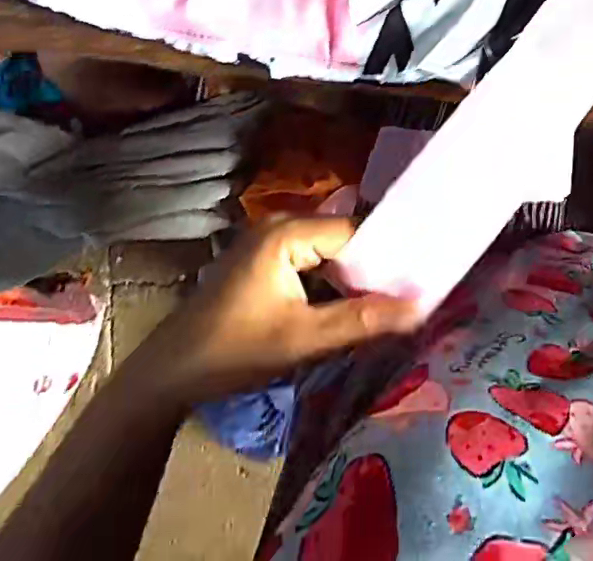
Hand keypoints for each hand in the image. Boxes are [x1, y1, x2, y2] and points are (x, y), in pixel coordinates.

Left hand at [126, 217, 420, 404]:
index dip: (386, 256)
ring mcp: (269, 238)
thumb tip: (420, 307)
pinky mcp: (264, 257)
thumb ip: (363, 321)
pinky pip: (310, 259)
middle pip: (342, 238)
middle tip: (408, 294)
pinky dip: (329, 281)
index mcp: (287, 232)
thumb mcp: (303, 339)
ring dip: (351, 277)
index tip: (418, 280)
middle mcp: (279, 223)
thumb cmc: (235, 350)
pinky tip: (347, 305)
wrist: (172, 370)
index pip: (354, 232)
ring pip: (327, 251)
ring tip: (387, 301)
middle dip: (371, 267)